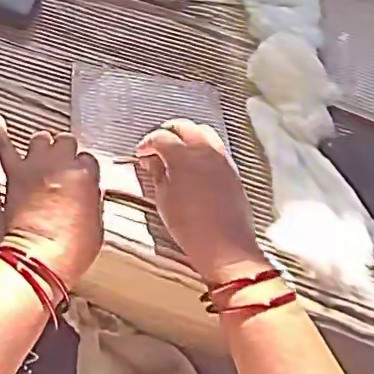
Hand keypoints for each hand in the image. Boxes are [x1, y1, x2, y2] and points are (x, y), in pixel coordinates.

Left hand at [0, 115, 102, 285]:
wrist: (39, 257)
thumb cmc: (71, 249)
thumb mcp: (97, 226)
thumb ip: (94, 201)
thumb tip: (90, 194)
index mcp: (85, 173)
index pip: (88, 159)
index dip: (83, 169)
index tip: (81, 179)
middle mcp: (61, 162)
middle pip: (66, 141)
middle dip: (65, 152)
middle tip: (63, 166)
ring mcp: (36, 165)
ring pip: (40, 138)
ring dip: (42, 146)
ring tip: (42, 155)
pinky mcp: (15, 173)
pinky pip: (5, 146)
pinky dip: (1, 133)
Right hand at [136, 120, 268, 285]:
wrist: (226, 247)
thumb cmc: (189, 226)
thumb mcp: (163, 199)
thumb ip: (157, 173)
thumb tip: (152, 159)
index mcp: (183, 155)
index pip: (160, 136)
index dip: (147, 143)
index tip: (141, 154)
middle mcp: (204, 149)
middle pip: (183, 126)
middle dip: (167, 132)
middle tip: (156, 146)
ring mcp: (221, 157)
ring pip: (202, 131)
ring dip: (186, 135)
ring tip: (176, 150)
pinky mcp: (232, 169)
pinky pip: (215, 145)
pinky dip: (201, 145)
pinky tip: (194, 161)